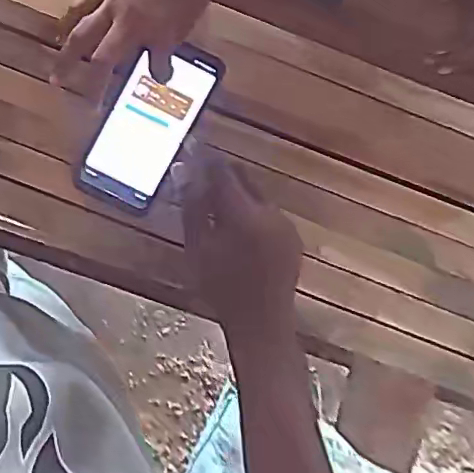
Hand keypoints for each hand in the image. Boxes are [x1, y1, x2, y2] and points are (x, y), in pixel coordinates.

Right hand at [54, 0, 210, 84]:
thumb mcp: (196, 5)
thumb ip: (181, 31)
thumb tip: (169, 49)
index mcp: (159, 30)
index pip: (158, 65)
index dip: (159, 76)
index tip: (160, 82)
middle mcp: (131, 23)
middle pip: (105, 60)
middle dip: (95, 85)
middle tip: (89, 106)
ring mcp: (113, 6)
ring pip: (84, 37)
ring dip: (68, 60)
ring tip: (57, 78)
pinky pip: (83, 9)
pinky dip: (71, 22)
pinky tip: (61, 33)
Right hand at [174, 151, 303, 335]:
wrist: (262, 324)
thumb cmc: (221, 287)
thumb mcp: (197, 246)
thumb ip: (192, 205)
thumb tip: (183, 170)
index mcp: (244, 213)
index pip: (222, 171)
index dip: (205, 158)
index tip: (190, 148)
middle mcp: (269, 212)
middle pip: (242, 178)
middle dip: (220, 173)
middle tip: (197, 174)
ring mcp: (284, 224)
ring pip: (255, 194)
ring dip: (234, 192)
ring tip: (212, 202)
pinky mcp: (291, 236)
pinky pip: (266, 211)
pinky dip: (248, 209)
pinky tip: (234, 225)